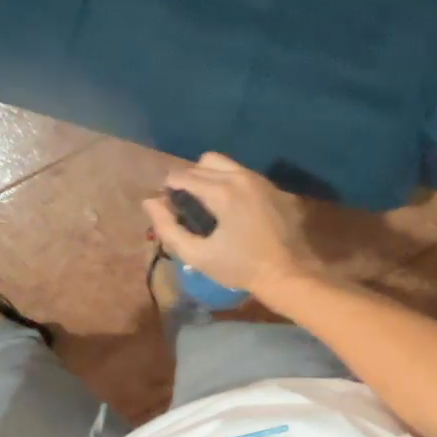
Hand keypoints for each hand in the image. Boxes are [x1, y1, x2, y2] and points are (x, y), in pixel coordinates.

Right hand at [142, 152, 318, 294]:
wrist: (286, 273)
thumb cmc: (239, 267)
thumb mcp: (197, 255)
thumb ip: (168, 228)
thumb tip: (150, 202)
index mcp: (221, 191)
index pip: (183, 175)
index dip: (169, 188)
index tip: (168, 205)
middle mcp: (241, 176)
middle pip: (203, 162)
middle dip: (189, 178)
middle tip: (186, 204)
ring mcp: (260, 179)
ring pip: (225, 163)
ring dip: (210, 176)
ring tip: (207, 202)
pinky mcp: (273, 187)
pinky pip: (243, 173)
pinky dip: (230, 182)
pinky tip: (231, 207)